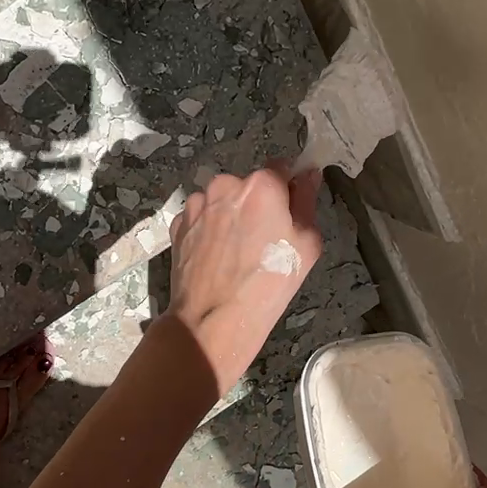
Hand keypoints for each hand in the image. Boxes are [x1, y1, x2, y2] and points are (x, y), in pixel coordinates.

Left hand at [162, 167, 323, 392]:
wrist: (213, 320)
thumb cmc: (269, 283)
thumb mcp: (307, 244)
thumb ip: (307, 201)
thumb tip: (308, 175)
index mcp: (261, 184)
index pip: (281, 167)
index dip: (288, 187)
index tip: (290, 210)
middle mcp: (225, 184)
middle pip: (249, 185)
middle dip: (258, 203)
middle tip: (264, 239)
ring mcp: (197, 203)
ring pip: (222, 199)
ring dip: (231, 214)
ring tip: (236, 252)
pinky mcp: (178, 223)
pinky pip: (201, 217)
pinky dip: (209, 229)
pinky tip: (216, 257)